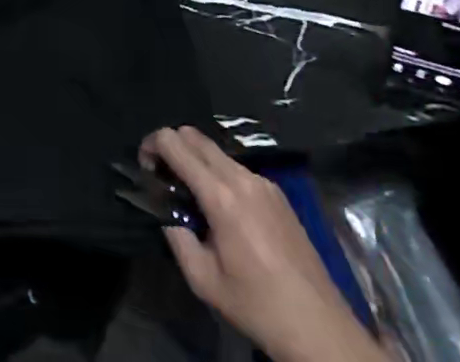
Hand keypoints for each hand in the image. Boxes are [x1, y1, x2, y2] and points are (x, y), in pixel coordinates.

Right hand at [143, 126, 389, 361]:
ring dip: (196, 160)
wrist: (316, 321)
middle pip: (197, 137)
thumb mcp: (203, 279)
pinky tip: (218, 207)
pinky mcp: (277, 193)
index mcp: (222, 196)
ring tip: (188, 194)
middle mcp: (243, 178)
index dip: (153, 144)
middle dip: (172, 146)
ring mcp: (264, 182)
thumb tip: (165, 211)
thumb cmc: (255, 303)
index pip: (178, 145)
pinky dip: (218, 173)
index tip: (143, 164)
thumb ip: (177, 236)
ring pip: (218, 152)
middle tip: (159, 175)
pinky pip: (237, 169)